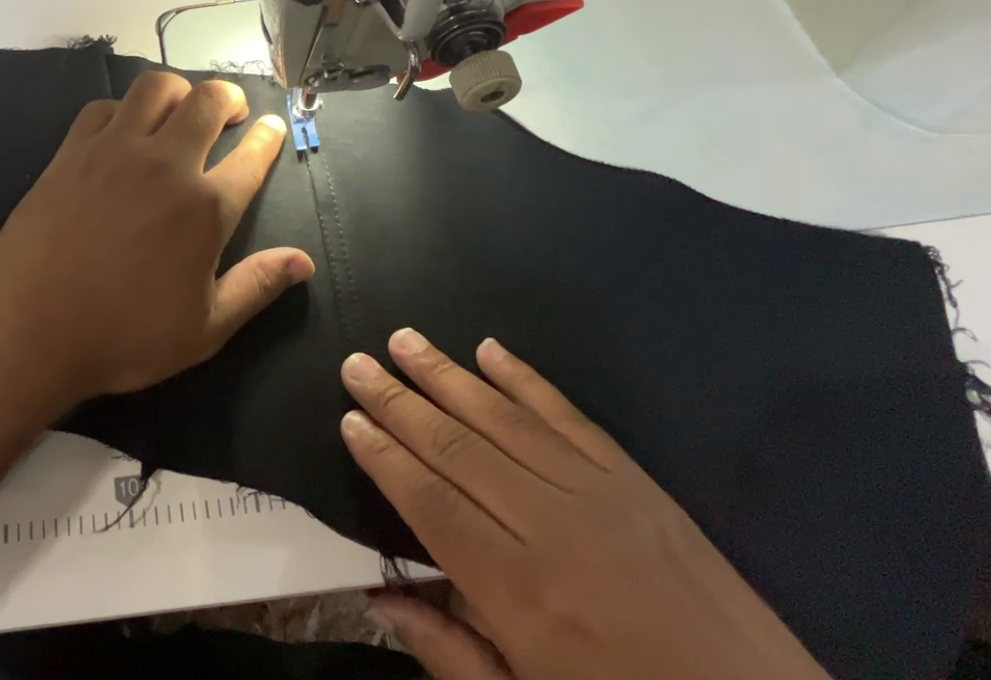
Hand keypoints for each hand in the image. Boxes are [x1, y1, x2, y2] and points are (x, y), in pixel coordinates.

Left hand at [0, 71, 313, 402]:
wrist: (28, 324)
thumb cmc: (122, 335)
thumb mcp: (204, 329)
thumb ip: (256, 287)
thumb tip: (304, 261)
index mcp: (205, 208)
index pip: (251, 157)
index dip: (269, 137)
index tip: (273, 127)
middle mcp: (164, 164)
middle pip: (208, 102)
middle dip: (230, 97)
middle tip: (232, 111)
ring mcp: (114, 151)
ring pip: (155, 88)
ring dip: (178, 89)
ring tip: (182, 107)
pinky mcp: (72, 151)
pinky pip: (103, 107)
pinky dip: (122, 108)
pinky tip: (123, 127)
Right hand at [340, 332, 830, 679]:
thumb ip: (450, 652)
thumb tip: (381, 599)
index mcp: (524, 595)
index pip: (433, 504)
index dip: (386, 459)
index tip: (349, 420)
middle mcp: (556, 529)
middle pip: (460, 449)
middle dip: (401, 403)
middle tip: (357, 364)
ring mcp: (604, 496)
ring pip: (507, 420)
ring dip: (449, 376)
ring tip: (404, 340)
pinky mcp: (641, 483)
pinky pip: (572, 417)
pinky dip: (527, 380)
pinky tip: (491, 351)